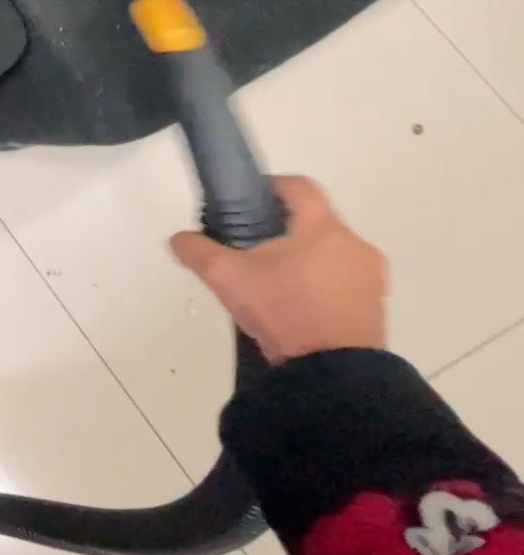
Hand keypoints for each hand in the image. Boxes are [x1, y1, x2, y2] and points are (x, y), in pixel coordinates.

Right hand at [169, 175, 386, 363]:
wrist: (332, 370)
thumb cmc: (281, 309)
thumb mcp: (222, 275)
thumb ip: (194, 248)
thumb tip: (181, 239)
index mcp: (323, 229)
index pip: (299, 186)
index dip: (267, 185)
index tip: (241, 201)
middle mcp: (354, 244)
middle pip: (310, 218)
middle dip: (275, 225)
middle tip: (243, 244)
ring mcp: (370, 274)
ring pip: (325, 246)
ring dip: (296, 251)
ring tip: (263, 275)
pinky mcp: (374, 300)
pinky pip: (339, 272)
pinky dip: (313, 275)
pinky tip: (287, 297)